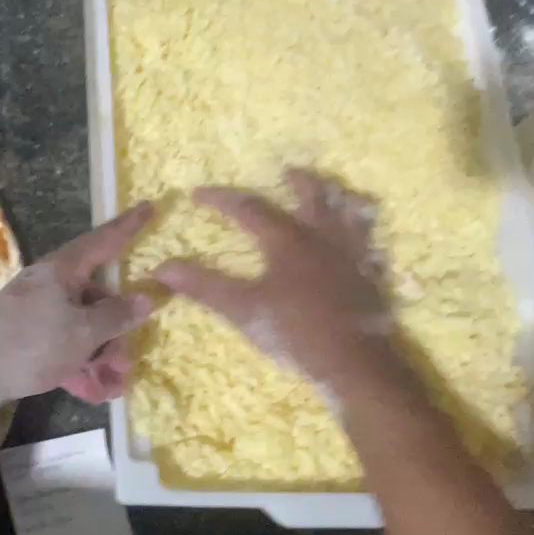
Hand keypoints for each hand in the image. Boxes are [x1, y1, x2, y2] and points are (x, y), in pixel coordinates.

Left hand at [0, 203, 155, 402]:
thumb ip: (116, 315)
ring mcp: (34, 311)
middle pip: (95, 299)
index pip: (102, 241)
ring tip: (110, 387)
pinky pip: (61, 346)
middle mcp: (48, 284)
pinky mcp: (25, 337)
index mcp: (61, 269)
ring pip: (80, 328)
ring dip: (100, 358)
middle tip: (125, 364)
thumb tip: (145, 298)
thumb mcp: (83, 332)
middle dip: (115, 335)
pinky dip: (78, 366)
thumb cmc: (33, 345)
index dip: (128, 227)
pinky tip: (90, 393)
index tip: (149, 206)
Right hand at [154, 169, 400, 388]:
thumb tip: (161, 267)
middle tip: (287, 171)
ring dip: (339, 197)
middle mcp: (323, 236)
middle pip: (312, 195)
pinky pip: (373, 244)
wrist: (355, 363)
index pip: (249, 208)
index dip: (221, 198)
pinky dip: (366, 234)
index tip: (196, 193)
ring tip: (334, 193)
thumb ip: (204, 286)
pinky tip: (363, 241)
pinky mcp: (372, 276)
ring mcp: (353, 254)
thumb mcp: (242, 310)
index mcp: (288, 240)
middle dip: (297, 181)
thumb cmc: (295, 332)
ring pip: (351, 212)